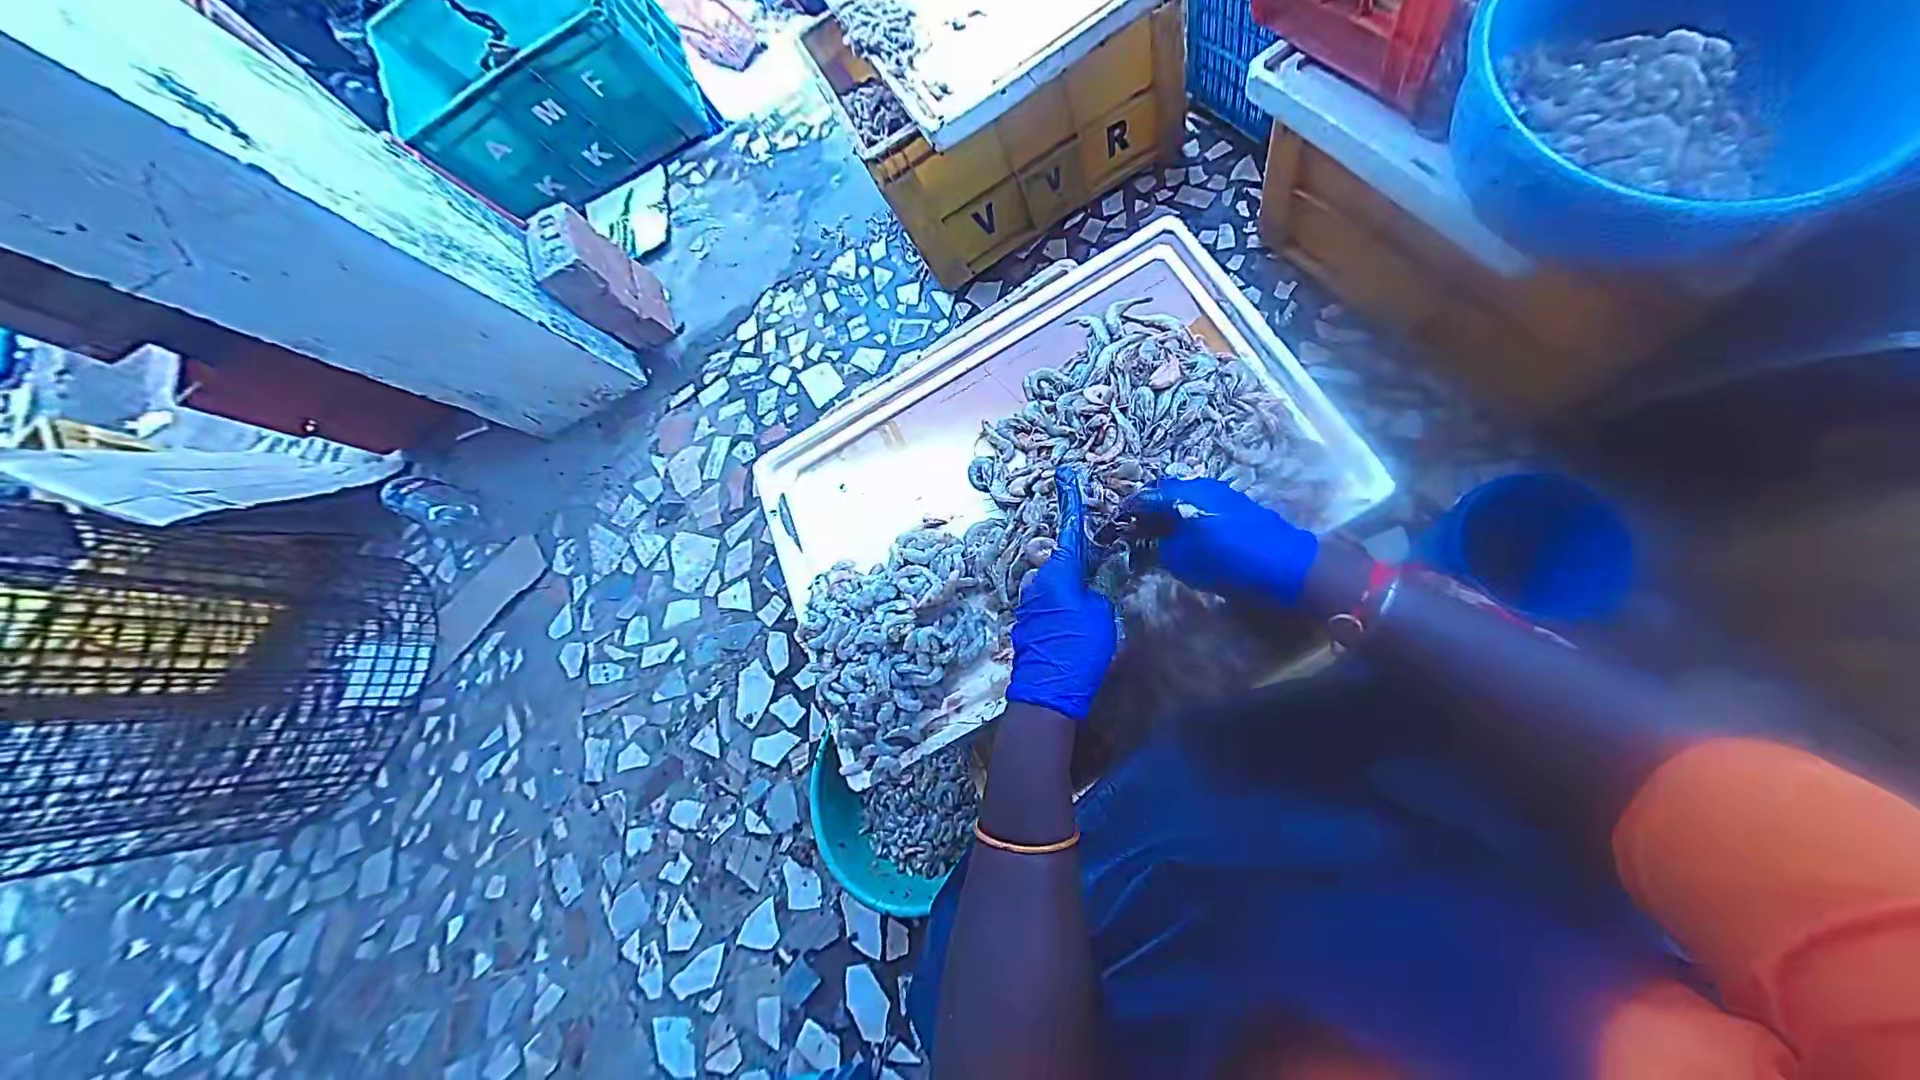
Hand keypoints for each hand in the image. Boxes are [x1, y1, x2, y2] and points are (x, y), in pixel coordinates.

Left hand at [1006, 467, 1117, 720]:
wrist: (1048, 691)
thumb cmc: (1079, 648)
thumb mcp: (1100, 614)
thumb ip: (1098, 590)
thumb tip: (1092, 581)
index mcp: (1057, 573)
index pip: (1069, 532)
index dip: (1072, 505)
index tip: (1067, 477)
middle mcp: (1036, 582)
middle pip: (1061, 562)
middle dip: (1078, 564)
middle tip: (1099, 574)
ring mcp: (1028, 604)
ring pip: (1054, 586)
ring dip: (1069, 590)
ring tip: (1088, 612)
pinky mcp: (1026, 623)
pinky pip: (1048, 605)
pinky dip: (1061, 607)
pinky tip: (1073, 627)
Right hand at [1119, 476, 1318, 602]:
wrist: (1283, 566)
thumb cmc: (1226, 560)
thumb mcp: (1182, 559)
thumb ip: (1163, 545)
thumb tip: (1156, 539)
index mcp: (1184, 494)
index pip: (1147, 496)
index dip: (1130, 509)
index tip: (1118, 522)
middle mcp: (1201, 486)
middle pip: (1165, 493)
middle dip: (1149, 509)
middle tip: (1135, 527)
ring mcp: (1221, 494)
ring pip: (1183, 498)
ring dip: (1168, 512)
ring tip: (1157, 532)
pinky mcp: (1235, 506)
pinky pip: (1200, 506)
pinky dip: (1186, 516)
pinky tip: (1182, 533)